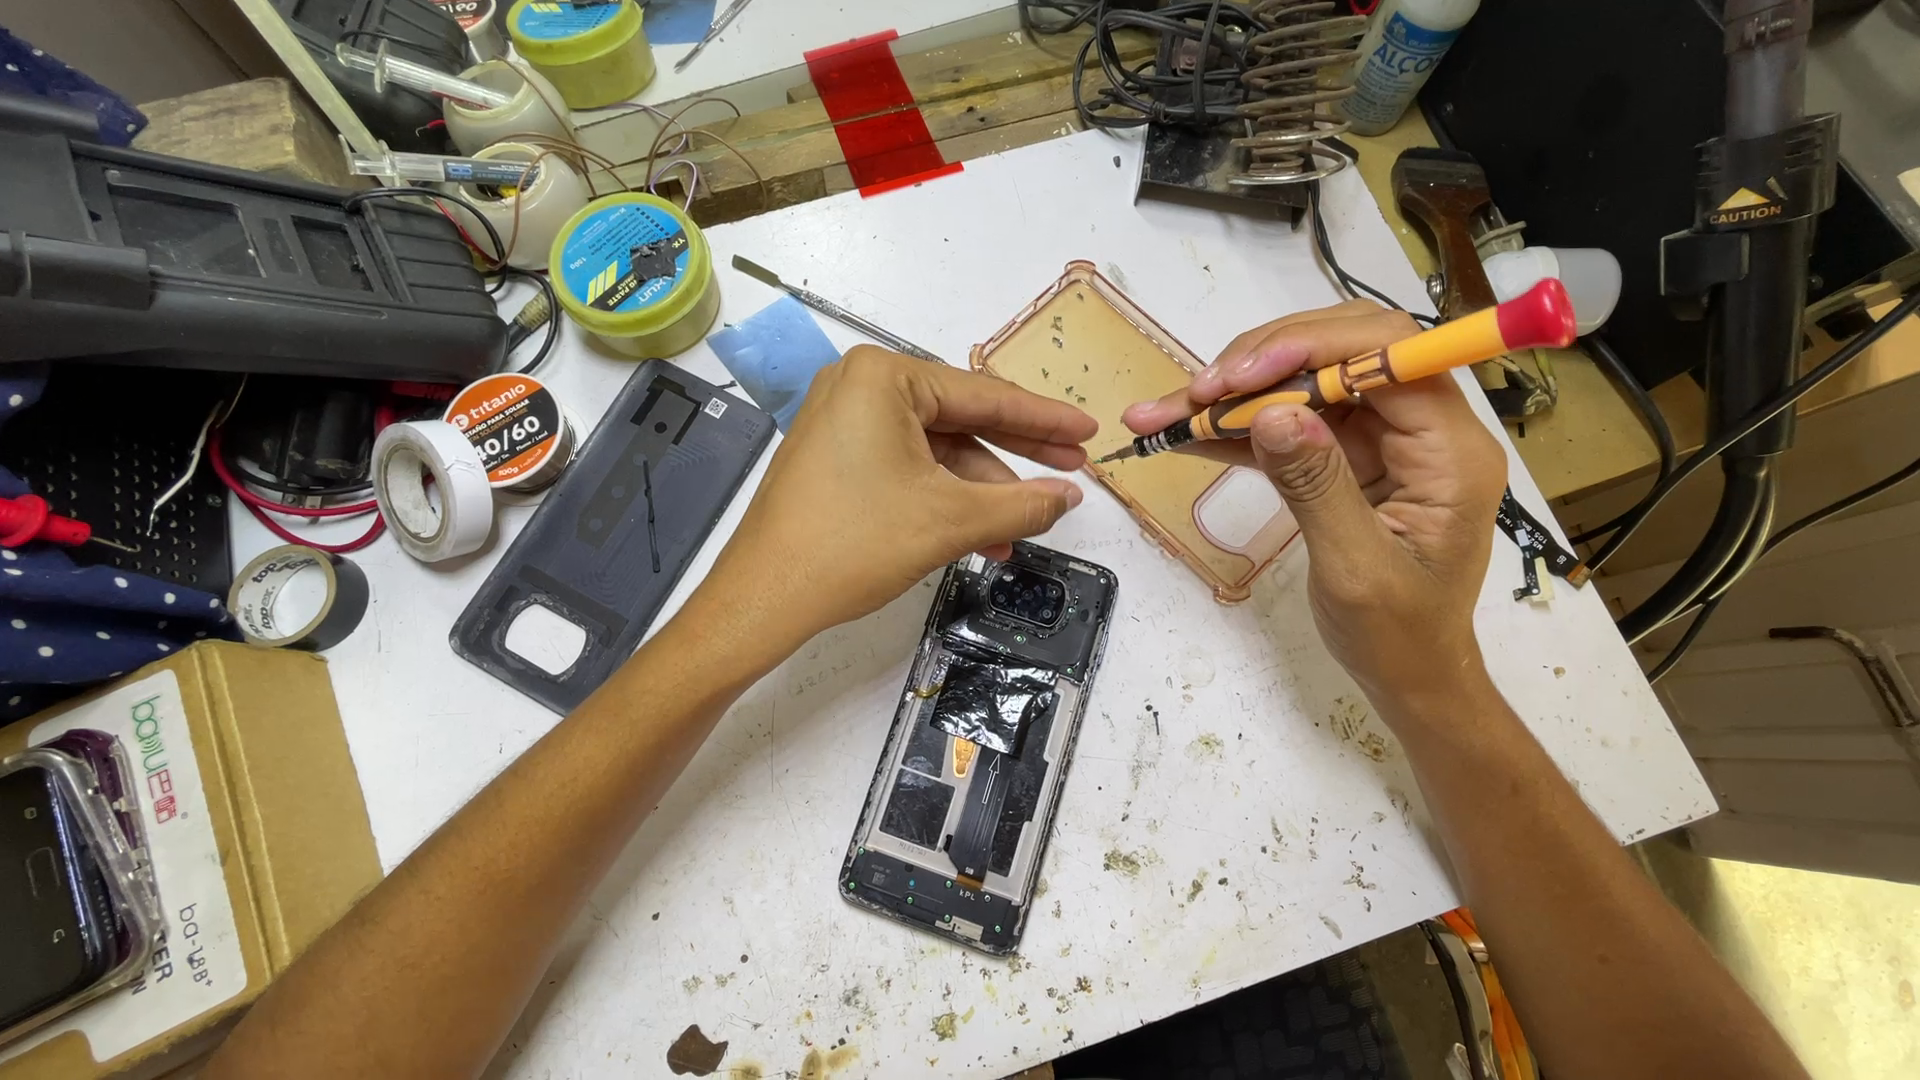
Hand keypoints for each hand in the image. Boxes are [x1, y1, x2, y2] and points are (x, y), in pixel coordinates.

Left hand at [703, 346, 1096, 649]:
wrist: (764, 597)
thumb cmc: (856, 544)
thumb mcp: (951, 521)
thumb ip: (1022, 503)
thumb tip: (1071, 496)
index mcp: (884, 376)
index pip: (983, 396)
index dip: (1043, 420)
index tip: (1087, 431)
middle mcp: (860, 385)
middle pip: (959, 419)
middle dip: (1016, 455)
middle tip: (1071, 470)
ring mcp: (843, 421)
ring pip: (934, 450)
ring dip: (979, 491)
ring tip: (1019, 531)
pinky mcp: (835, 456)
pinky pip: (906, 466)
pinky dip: (943, 498)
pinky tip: (977, 534)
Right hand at [1122, 300, 1505, 710]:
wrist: (1408, 672)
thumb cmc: (1397, 634)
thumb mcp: (1355, 568)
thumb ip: (1316, 487)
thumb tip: (1272, 417)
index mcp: (1447, 448)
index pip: (1386, 354)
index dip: (1308, 347)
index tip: (1236, 377)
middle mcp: (1417, 428)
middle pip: (1340, 352)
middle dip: (1260, 364)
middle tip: (1194, 394)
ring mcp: (1377, 440)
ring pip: (1301, 384)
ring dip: (1230, 396)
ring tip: (1163, 414)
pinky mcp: (1342, 458)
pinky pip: (1283, 426)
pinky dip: (1231, 429)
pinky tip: (1180, 433)